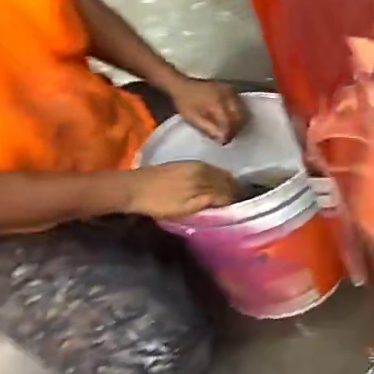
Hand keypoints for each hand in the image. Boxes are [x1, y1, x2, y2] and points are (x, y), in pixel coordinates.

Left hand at [122, 161, 236, 217]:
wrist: (131, 188)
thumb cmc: (158, 203)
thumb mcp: (185, 208)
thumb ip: (208, 201)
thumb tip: (228, 200)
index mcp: (205, 180)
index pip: (230, 190)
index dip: (237, 200)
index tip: (242, 208)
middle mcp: (203, 169)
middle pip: (228, 180)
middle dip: (236, 190)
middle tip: (240, 202)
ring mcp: (195, 165)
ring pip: (220, 173)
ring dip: (228, 183)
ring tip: (232, 194)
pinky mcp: (187, 164)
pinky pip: (211, 169)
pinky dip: (218, 177)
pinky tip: (216, 185)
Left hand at [166, 78, 246, 142]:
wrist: (182, 85)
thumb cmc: (185, 102)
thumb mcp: (192, 118)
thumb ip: (208, 129)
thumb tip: (224, 139)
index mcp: (217, 102)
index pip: (231, 122)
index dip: (229, 133)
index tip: (225, 141)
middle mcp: (227, 95)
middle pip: (240, 116)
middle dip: (236, 128)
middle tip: (228, 136)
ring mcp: (230, 91)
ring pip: (242, 110)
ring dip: (238, 122)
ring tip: (230, 128)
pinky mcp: (231, 90)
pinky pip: (240, 105)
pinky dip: (238, 114)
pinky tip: (231, 119)